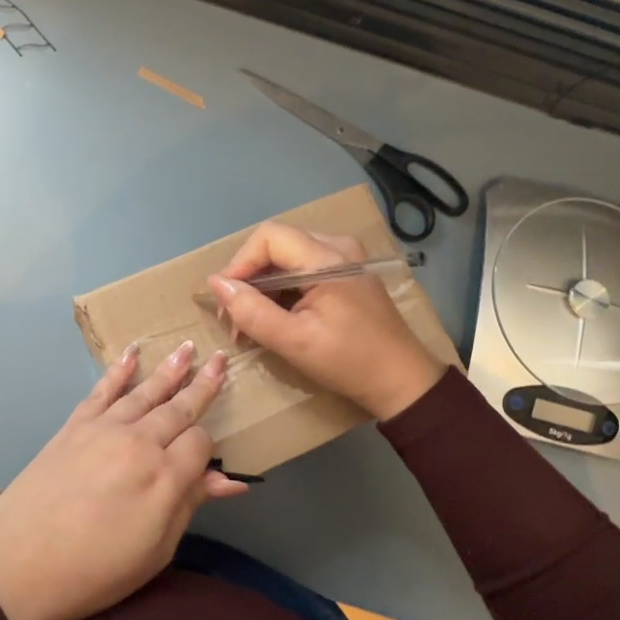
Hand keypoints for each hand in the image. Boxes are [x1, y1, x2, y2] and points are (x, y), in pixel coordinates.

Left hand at [0, 341, 248, 619]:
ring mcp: (104, 428)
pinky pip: (103, 390)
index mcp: (164, 476)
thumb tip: (229, 479)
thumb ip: (189, 505)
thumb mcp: (155, 551)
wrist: (18, 564)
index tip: (206, 461)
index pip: (200, 443)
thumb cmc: (94, 571)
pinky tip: (132, 353)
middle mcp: (139, 441)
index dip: (208, 449)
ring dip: (170, 368)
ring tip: (187, 347)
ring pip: (145, 391)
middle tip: (221, 358)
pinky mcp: (75, 425)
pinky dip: (119, 370)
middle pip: (179, 407)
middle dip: (203, 384)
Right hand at [206, 222, 444, 421]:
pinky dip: (283, 290)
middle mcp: (337, 246)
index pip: (268, 237)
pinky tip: (276, 318)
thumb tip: (215, 284)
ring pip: (287, 258)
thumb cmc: (349, 361)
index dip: (240, 263)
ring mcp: (345, 258)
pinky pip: (303, 269)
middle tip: (234, 317)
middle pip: (276, 245)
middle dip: (249, 278)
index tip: (226, 299)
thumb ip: (251, 311)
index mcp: (327, 257)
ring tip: (251, 322)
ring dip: (264, 286)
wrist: (403, 381)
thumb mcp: (294, 342)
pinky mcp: (346, 274)